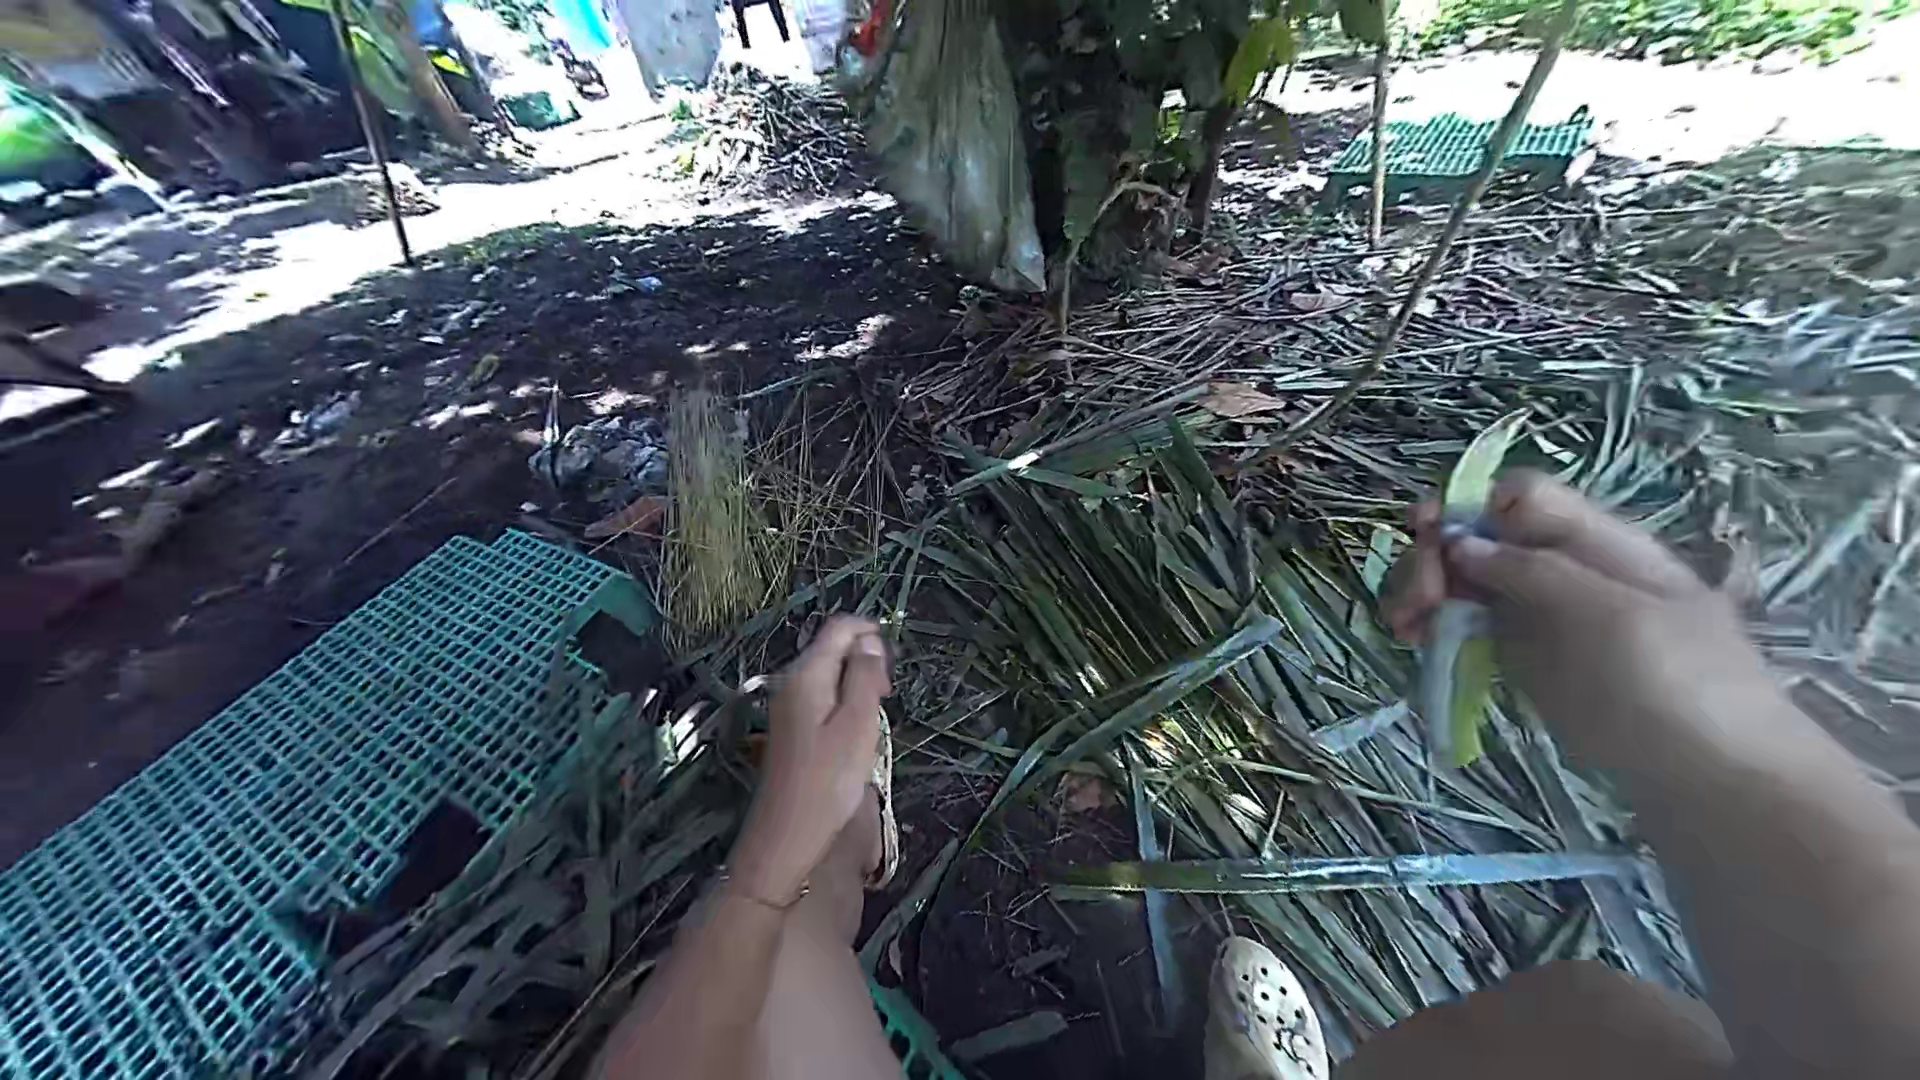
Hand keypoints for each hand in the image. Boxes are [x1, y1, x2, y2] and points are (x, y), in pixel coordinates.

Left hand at [728, 616, 889, 905]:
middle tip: (887, 695)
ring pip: (829, 671)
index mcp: (807, 674)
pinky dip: (844, 699)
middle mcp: (791, 680)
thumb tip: (870, 640)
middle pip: (833, 646)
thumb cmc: (829, 780)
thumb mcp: (858, 723)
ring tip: (875, 714)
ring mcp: (788, 702)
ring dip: (857, 681)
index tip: (893, 663)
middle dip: (865, 658)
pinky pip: (822, 693)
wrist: (786, 836)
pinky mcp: (791, 723)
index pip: (839, 628)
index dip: (870, 632)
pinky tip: (855, 729)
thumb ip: (865, 675)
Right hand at [1384, 471, 1777, 770]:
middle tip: (1417, 602)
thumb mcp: (1618, 616)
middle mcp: (1549, 565)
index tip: (1427, 534)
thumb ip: (1537, 571)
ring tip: (1403, 627)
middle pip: (1467, 535)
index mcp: (1590, 543)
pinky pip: (1449, 614)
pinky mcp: (1504, 642)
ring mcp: (1524, 605)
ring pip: (1448, 573)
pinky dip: (1421, 619)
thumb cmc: (1678, 685)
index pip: (1517, 495)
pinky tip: (1410, 638)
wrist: (1704, 772)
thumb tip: (1458, 543)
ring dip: (1414, 590)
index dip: (1468, 504)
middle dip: (1429, 558)